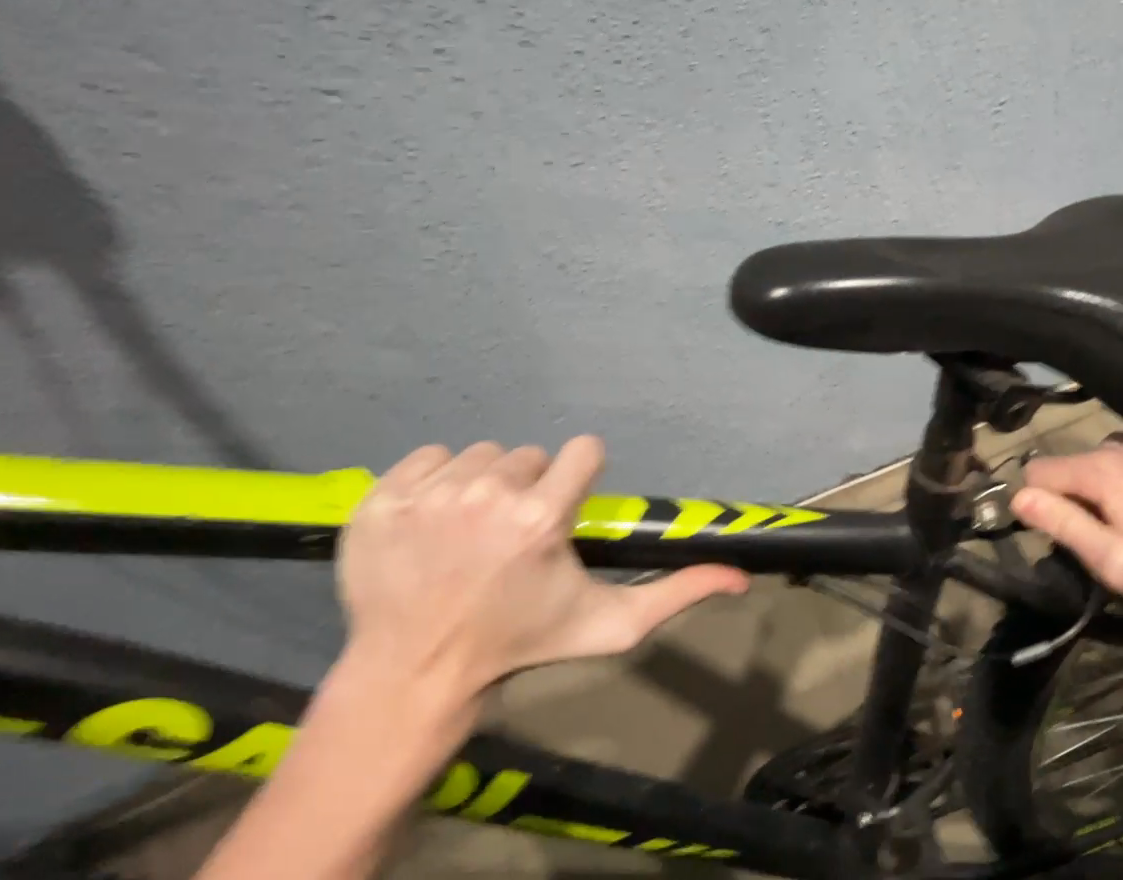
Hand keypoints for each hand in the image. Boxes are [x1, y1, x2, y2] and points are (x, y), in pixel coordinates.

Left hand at [337, 436, 749, 698]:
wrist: (417, 672)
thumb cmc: (520, 643)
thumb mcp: (609, 626)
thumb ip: (676, 594)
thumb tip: (740, 577)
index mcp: (543, 517)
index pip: (582, 450)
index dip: (578, 480)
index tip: (562, 512)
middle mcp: (486, 494)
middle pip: (528, 456)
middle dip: (528, 489)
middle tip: (512, 540)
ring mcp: (428, 494)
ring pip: (478, 456)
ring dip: (481, 488)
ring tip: (471, 537)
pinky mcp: (381, 498)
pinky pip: (426, 459)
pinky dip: (433, 484)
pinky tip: (433, 528)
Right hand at [1012, 433, 1122, 623]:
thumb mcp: (1114, 563)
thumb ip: (1063, 525)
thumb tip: (1019, 496)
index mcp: (1104, 471)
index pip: (1040, 470)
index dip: (1041, 503)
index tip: (1066, 533)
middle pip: (1076, 463)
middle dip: (1078, 495)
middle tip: (1107, 538)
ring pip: (1109, 456)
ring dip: (1109, 484)